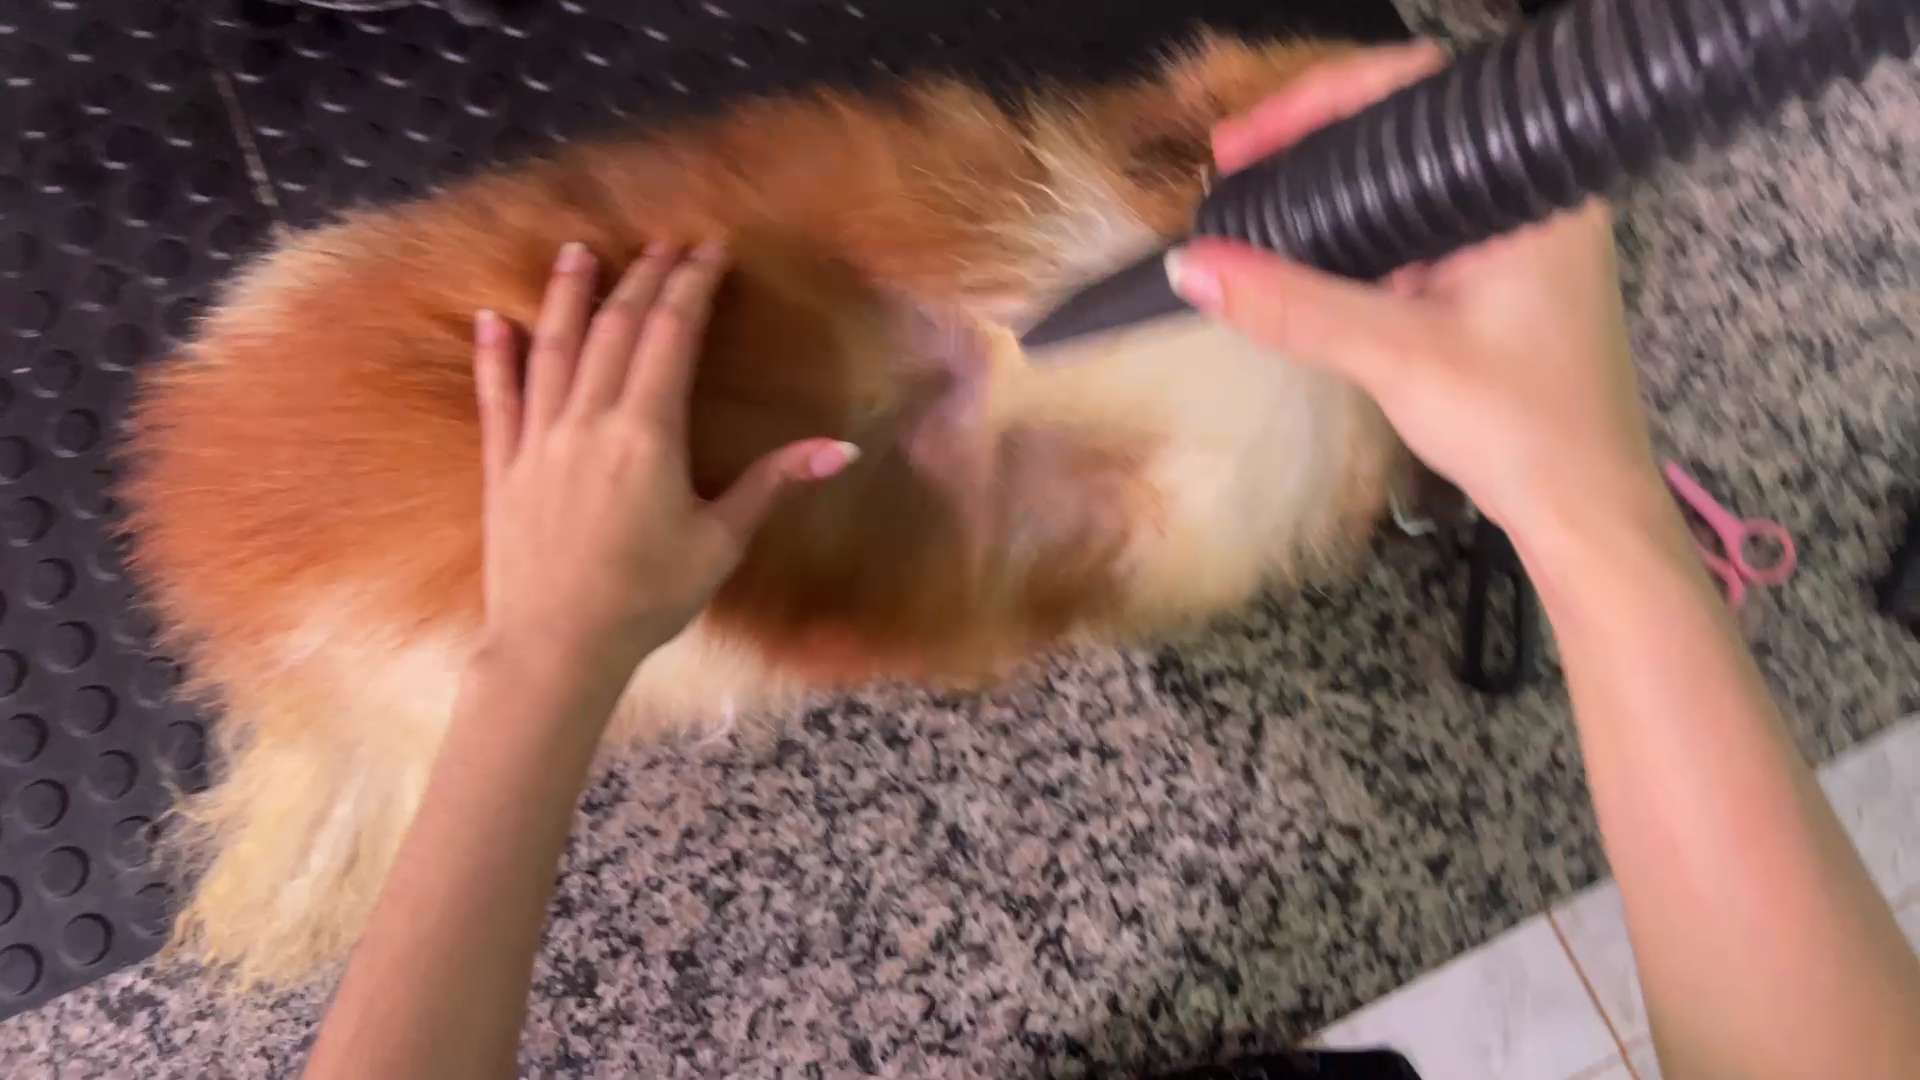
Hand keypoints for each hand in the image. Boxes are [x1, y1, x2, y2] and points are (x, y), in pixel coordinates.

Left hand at [471, 242, 857, 688]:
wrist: (559, 645)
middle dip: (644, 278)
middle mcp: (588, 418)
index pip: (670, 336)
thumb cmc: (651, 595)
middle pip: (616, 328)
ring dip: (569, 295)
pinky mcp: (504, 463)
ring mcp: (538, 437)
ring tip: (579, 252)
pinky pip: (498, 396)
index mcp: (647, 432)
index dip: (691, 287)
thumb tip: (840, 448)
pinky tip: (494, 318)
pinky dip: (496, 354)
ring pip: (554, 347)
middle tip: (665, 243)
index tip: (708, 251)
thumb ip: (774, 483)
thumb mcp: (724, 540)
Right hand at [1171, 44, 1668, 543]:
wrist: (1573, 501)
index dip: (1316, 103)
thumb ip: (1294, 309)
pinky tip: (1294, 259)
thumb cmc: (1516, 422)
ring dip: (1317, 200)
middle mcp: (1516, 194)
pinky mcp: (1475, 279)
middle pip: (1397, 137)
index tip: (1238, 143)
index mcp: (1526, 182)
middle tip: (1229, 171)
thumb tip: (1193, 269)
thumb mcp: (1395, 355)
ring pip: (1391, 191)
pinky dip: (1338, 244)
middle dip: (1305, 148)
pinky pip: (1394, 239)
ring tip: (1246, 210)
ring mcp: (1495, 238)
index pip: (1414, 95)